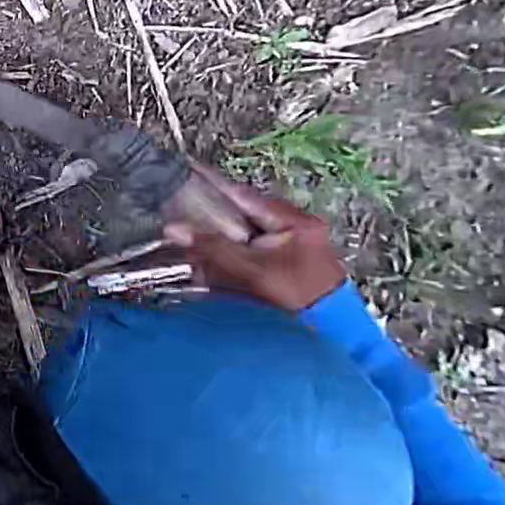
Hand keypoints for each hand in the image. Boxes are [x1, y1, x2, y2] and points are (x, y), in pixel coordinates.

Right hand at [162, 169, 345, 311]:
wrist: (331, 335)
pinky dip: (230, 250)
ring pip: (244, 230)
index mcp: (294, 221)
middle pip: (241, 211)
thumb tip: (174, 229)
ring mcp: (293, 244)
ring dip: (218, 235)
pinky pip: (250, 247)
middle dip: (210, 214)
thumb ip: (212, 248)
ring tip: (191, 235)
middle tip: (182, 209)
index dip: (213, 183)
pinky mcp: (287, 261)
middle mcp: (296, 226)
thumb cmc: (297, 300)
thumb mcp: (252, 272)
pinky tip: (210, 259)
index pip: (243, 194)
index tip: (188, 169)